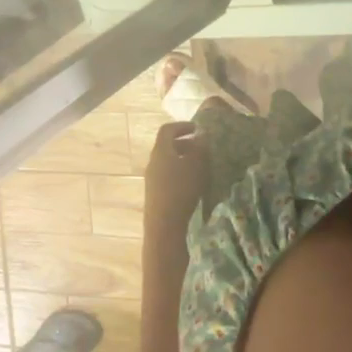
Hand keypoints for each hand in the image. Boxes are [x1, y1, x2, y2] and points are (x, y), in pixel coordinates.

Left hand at [144, 121, 206, 249]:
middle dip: (184, 144)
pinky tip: (191, 184)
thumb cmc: (181, 190)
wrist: (163, 225)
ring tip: (199, 167)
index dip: (182, 126)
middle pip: (167, 146)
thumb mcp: (196, 166)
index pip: (167, 129)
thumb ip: (199, 149)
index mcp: (161, 150)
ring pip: (167, 161)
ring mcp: (151, 178)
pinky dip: (178, 173)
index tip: (197, 128)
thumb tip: (200, 136)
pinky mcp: (154, 193)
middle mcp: (153, 161)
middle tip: (200, 148)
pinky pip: (166, 175)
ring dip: (182, 160)